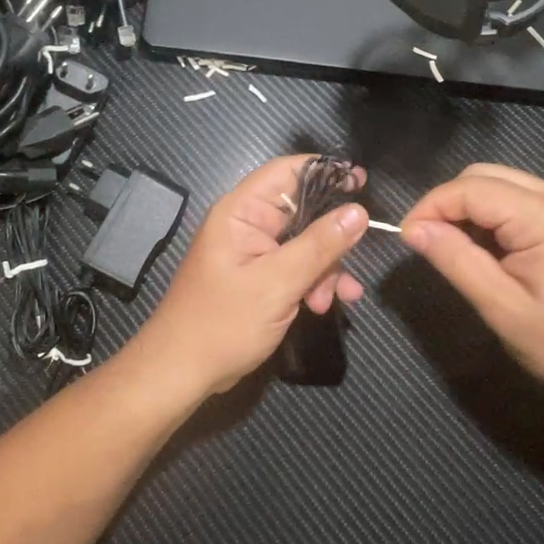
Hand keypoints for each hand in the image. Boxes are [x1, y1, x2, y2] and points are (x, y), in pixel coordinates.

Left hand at [128, 156, 368, 396]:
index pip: (287, 172)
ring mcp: (253, 251)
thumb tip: (358, 212)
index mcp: (241, 212)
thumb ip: (319, 246)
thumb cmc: (223, 323)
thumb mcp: (278, 284)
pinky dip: (314, 282)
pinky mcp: (258, 277)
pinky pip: (296, 267)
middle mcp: (247, 224)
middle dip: (331, 238)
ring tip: (334, 299)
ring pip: (304, 242)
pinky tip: (327, 305)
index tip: (362, 183)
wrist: (181, 372)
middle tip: (353, 261)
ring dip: (325, 268)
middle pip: (303, 210)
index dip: (325, 171)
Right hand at [400, 164, 543, 463]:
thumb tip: (413, 229)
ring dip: (470, 210)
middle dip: (448, 204)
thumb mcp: (504, 309)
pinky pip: (521, 203)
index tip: (407, 241)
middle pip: (485, 176)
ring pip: (502, 186)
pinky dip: (494, 218)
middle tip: (428, 246)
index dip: (430, 207)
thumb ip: (456, 261)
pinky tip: (488, 252)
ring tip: (454, 251)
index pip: (469, 187)